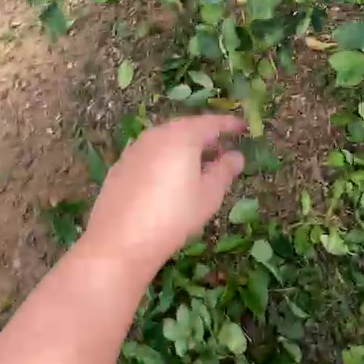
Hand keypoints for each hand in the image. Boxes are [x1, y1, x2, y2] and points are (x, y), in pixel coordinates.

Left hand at [81, 113, 245, 279]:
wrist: (120, 240)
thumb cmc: (173, 216)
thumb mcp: (208, 196)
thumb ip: (224, 171)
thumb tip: (236, 156)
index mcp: (182, 137)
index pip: (210, 123)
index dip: (228, 124)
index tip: (243, 127)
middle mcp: (157, 135)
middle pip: (186, 128)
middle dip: (205, 136)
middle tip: (222, 147)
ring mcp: (135, 148)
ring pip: (166, 140)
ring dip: (184, 147)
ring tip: (199, 164)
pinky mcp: (121, 165)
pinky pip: (150, 153)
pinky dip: (165, 158)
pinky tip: (169, 177)